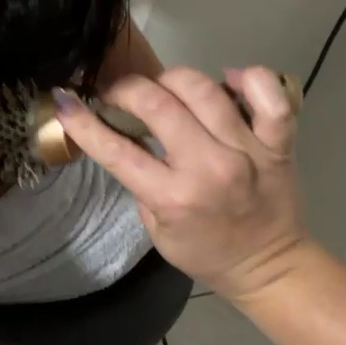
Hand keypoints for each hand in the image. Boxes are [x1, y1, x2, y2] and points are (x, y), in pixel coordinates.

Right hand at [57, 67, 309, 299]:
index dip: (84, 123)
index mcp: (172, 196)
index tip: (66, 103)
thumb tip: (126, 137)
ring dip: (173, 80)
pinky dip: (249, 78)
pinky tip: (228, 80)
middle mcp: (209, 167)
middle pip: (160, 105)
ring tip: (164, 87)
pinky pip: (269, 96)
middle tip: (119, 93)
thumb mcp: (156, 228)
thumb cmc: (202, 252)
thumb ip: (141, 183)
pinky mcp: (279, 143)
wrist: (267, 265)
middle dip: (128, 90)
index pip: (118, 150)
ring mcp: (248, 150)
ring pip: (205, 89)